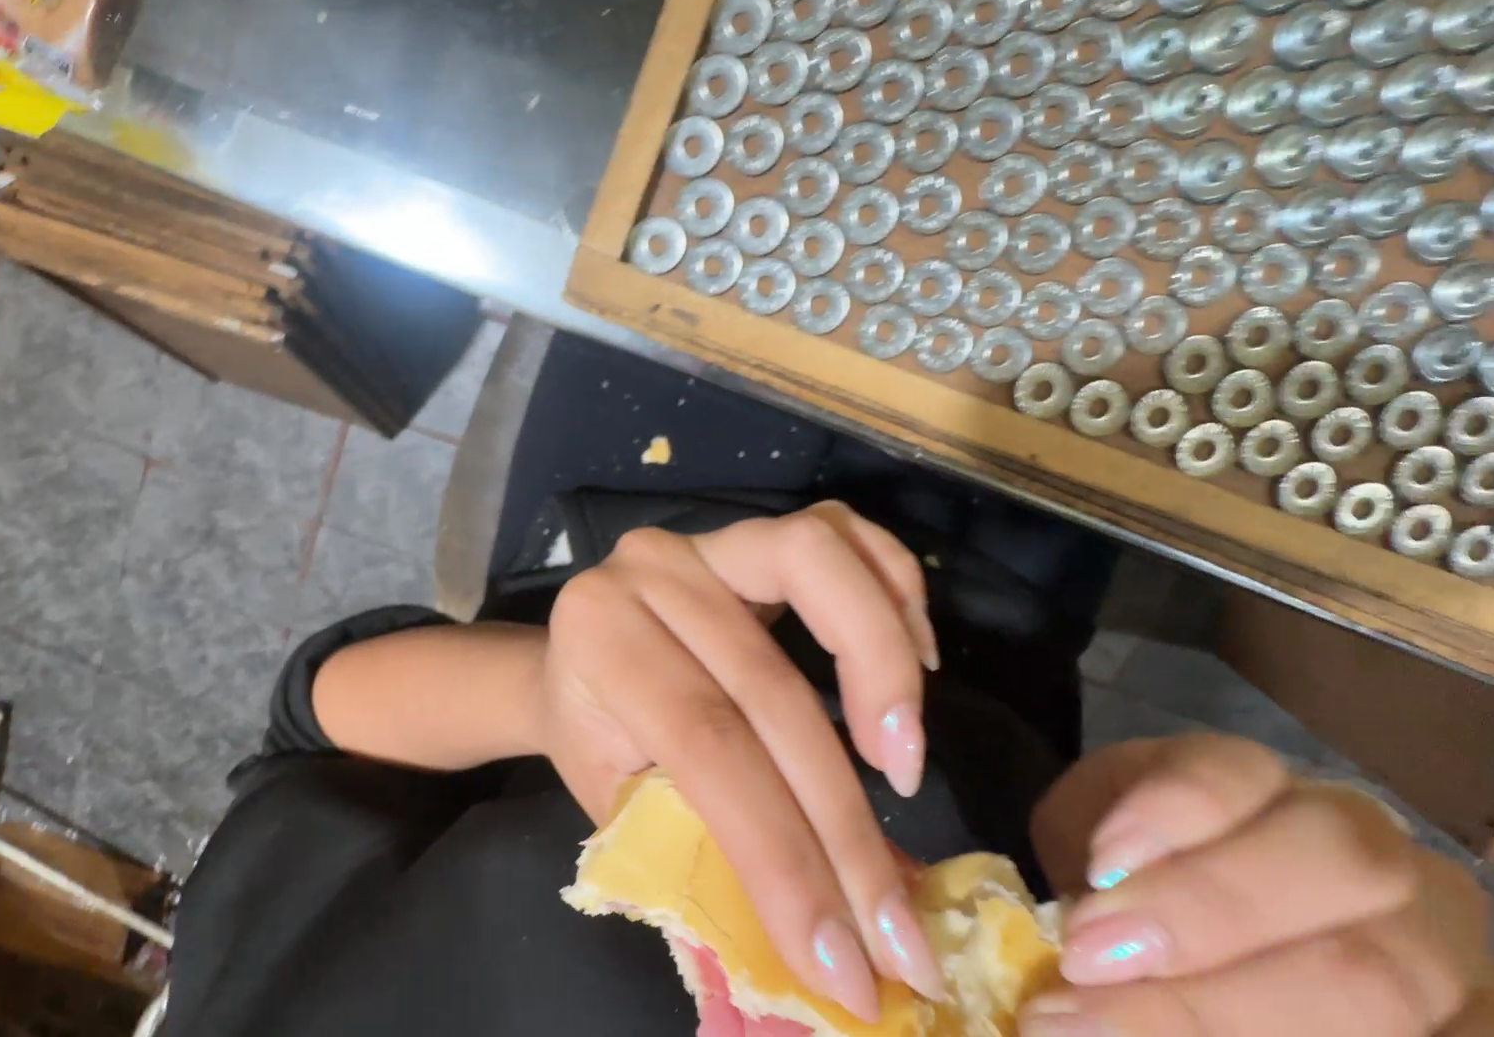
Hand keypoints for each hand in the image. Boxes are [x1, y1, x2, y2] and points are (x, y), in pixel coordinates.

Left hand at [536, 502, 942, 1021]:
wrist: (574, 669)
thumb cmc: (597, 740)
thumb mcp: (623, 801)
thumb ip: (705, 854)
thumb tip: (826, 948)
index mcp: (600, 636)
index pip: (706, 745)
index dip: (783, 856)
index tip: (848, 962)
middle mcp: (649, 570)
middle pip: (770, 686)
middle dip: (844, 820)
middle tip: (898, 927)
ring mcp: (705, 538)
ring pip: (816, 566)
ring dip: (883, 667)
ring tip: (905, 766)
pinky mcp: (753, 531)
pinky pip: (842, 532)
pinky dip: (894, 592)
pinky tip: (919, 662)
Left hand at [1025, 734, 1493, 1035]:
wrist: (1188, 915)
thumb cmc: (1128, 868)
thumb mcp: (1089, 844)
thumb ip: (1091, 873)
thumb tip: (1082, 947)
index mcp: (1251, 777)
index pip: (1227, 772)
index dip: (1168, 816)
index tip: (1096, 870)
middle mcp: (1365, 842)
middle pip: (1330, 867)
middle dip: (1199, 924)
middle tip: (1087, 965)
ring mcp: (1438, 936)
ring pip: (1380, 977)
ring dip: (1235, 1011)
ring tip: (1113, 1029)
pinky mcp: (1474, 1019)